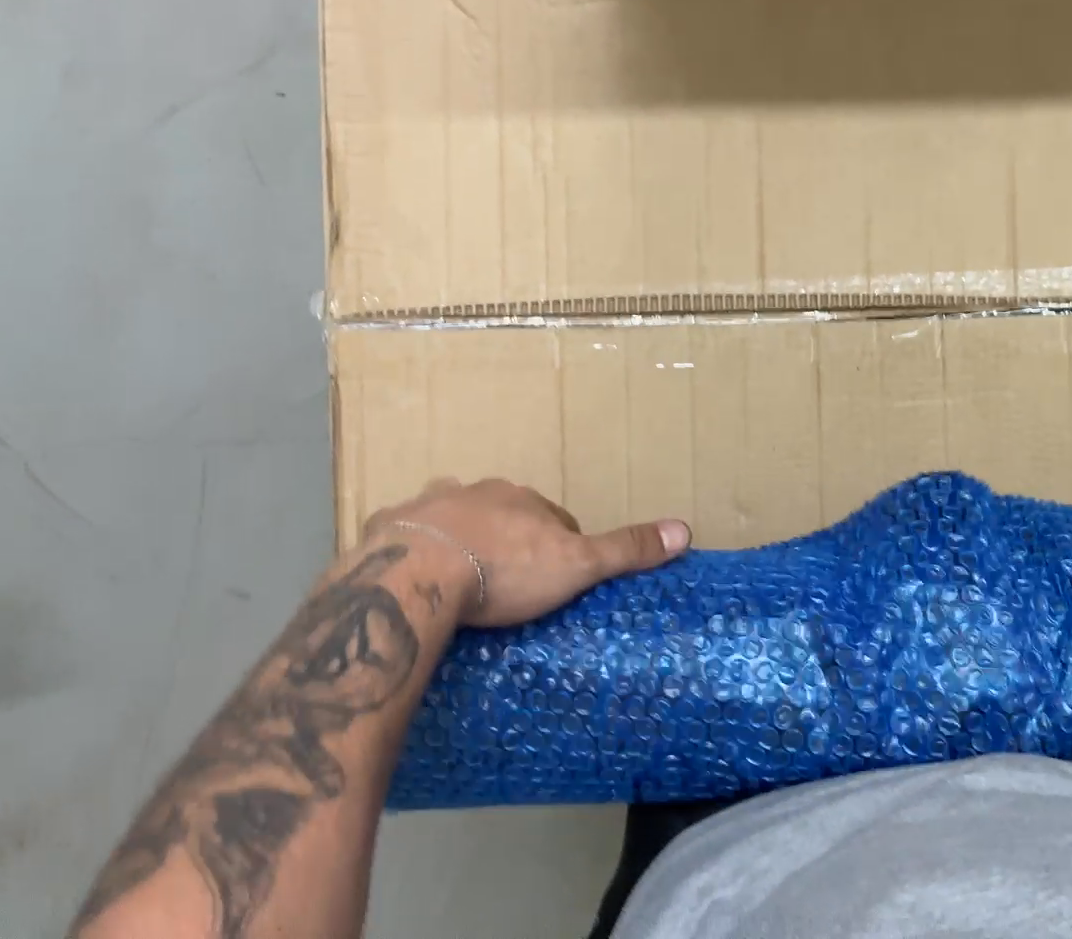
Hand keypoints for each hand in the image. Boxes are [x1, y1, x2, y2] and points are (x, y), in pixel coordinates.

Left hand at [362, 478, 690, 626]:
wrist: (413, 576)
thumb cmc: (503, 570)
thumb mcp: (576, 565)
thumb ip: (626, 549)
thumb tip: (685, 529)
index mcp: (524, 499)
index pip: (554, 518)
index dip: (561, 543)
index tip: (559, 575)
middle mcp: (478, 491)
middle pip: (503, 512)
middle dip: (509, 536)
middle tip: (510, 578)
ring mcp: (427, 506)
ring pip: (453, 517)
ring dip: (460, 537)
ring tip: (461, 577)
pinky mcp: (385, 529)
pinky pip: (405, 535)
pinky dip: (414, 549)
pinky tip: (413, 576)